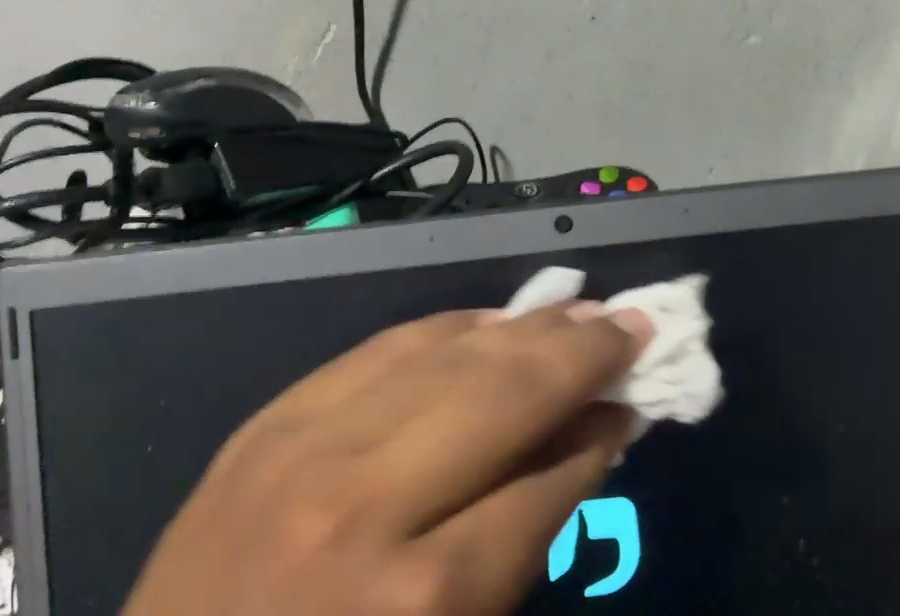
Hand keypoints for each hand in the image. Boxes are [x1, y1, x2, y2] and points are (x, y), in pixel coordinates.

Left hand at [125, 301, 652, 615]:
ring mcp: (306, 453)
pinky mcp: (266, 427)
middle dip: (581, 355)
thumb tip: (585, 442)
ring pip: (447, 357)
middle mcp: (367, 506)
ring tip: (578, 312)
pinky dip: (446, 329)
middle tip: (633, 325)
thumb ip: (523, 547)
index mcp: (424, 597)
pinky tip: (489, 321)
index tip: (630, 404)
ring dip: (525, 329)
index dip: (597, 438)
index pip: (546, 482)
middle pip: (505, 395)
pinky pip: (379, 350)